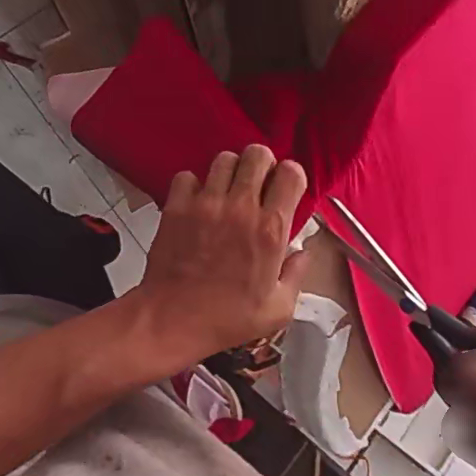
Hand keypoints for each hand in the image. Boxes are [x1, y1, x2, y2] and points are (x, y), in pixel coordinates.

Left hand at [131, 146, 311, 365]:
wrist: (172, 320)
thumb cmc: (226, 319)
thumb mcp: (278, 309)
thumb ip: (297, 275)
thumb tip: (303, 254)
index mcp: (270, 230)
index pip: (291, 173)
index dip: (291, 177)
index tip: (286, 190)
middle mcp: (240, 209)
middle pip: (258, 154)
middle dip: (263, 165)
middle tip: (258, 185)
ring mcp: (206, 205)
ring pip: (224, 159)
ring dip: (231, 172)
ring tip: (228, 192)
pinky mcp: (177, 208)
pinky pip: (188, 176)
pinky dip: (194, 185)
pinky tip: (199, 203)